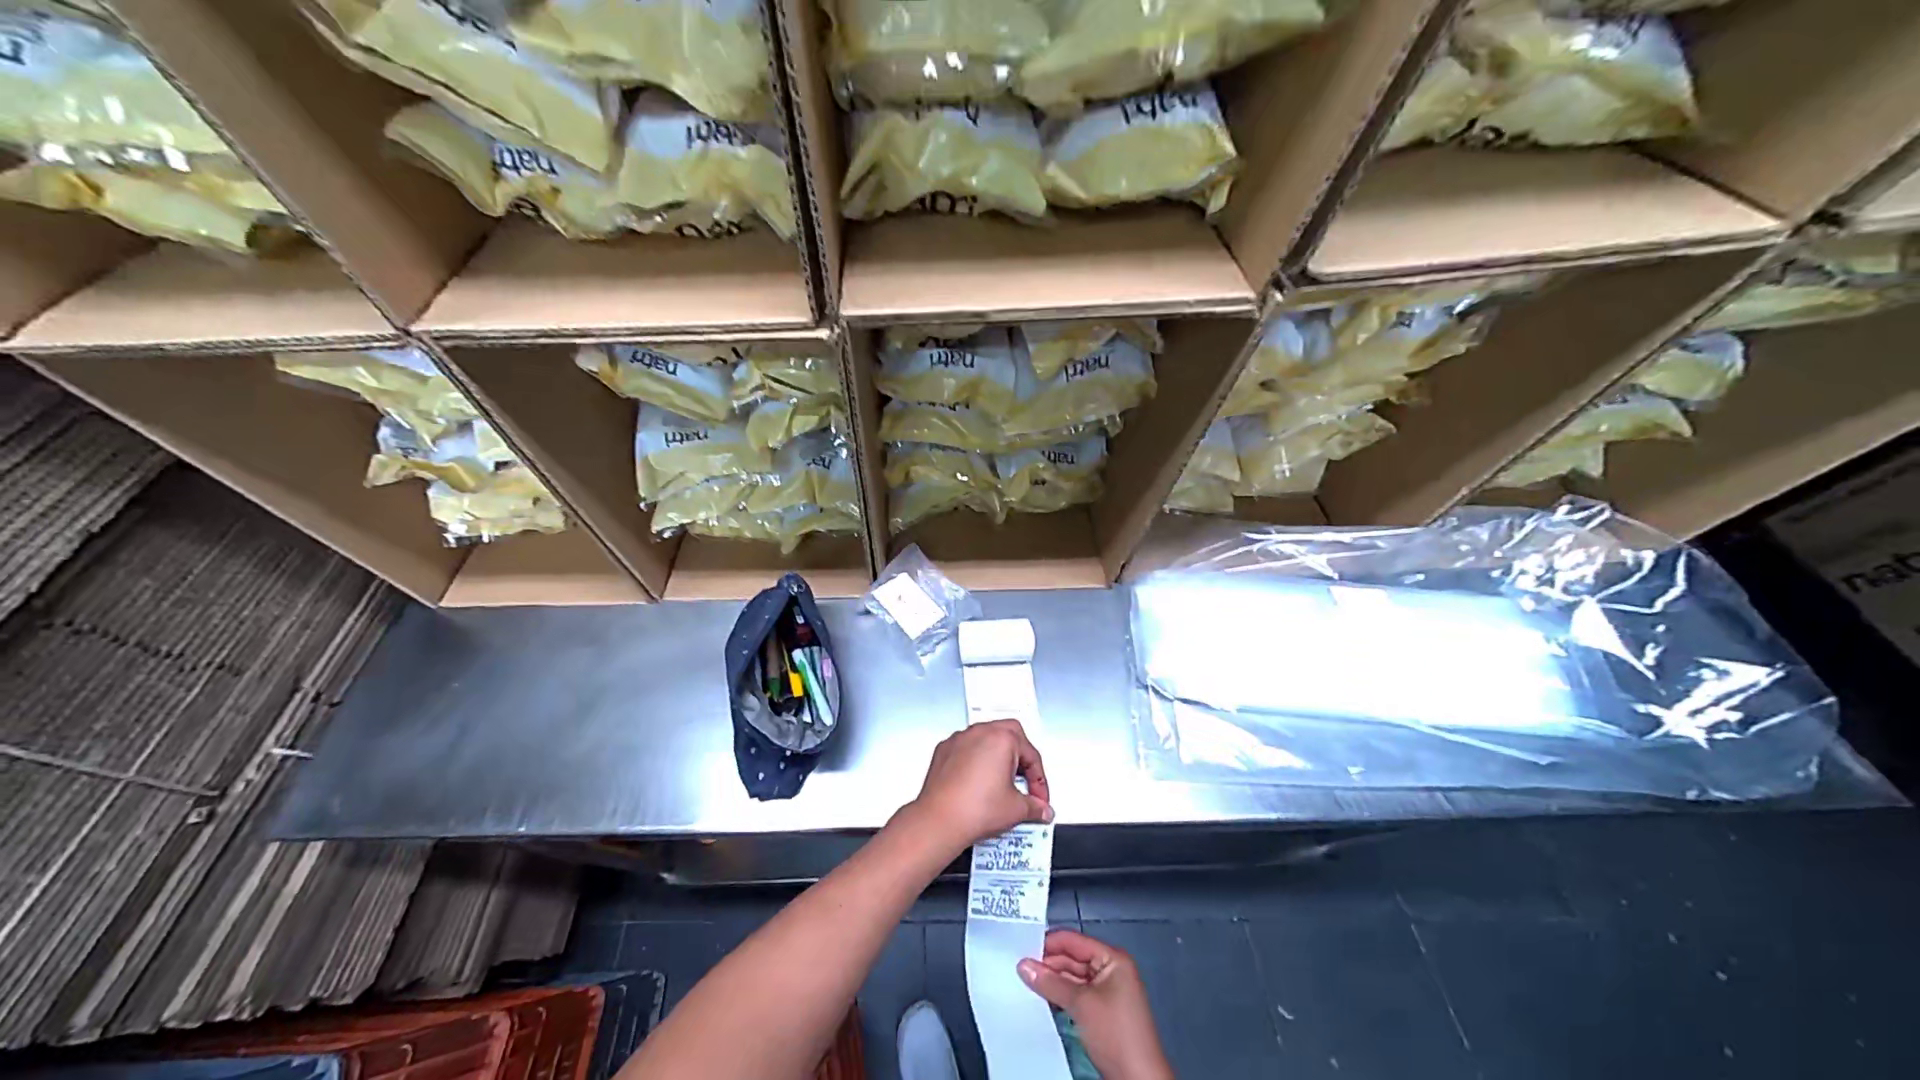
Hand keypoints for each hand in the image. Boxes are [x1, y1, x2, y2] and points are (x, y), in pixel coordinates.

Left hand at [898, 719, 1051, 856]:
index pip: (1031, 756)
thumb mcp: (1016, 810)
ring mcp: (960, 739)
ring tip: (1002, 781)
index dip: (1039, 780)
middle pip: (1011, 735)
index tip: (1039, 797)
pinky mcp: (944, 749)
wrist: (939, 820)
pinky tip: (979, 781)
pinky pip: (967, 747)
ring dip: (998, 755)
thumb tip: (1041, 810)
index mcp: (1003, 739)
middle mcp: (980, 732)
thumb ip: (1035, 807)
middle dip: (1022, 757)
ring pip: (987, 738)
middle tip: (1025, 780)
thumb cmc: (972, 809)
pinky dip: (976, 760)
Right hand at [1018, 930, 1172, 1079]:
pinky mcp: (1101, 1011)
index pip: (1074, 941)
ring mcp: (1107, 991)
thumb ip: (1051, 982)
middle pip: (1073, 958)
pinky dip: (1060, 996)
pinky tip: (1042, 999)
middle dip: (1048, 964)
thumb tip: (1023, 965)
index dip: (1049, 943)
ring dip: (1052, 982)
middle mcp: (1111, 970)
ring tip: (1025, 984)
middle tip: (1020, 970)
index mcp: (1113, 959)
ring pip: (1072, 978)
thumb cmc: (1115, 1033)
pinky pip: (1076, 995)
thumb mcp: (1081, 1003)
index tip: (1021, 949)